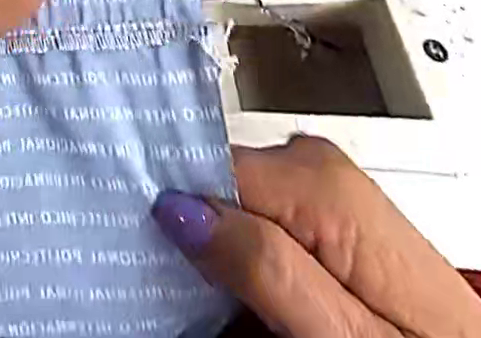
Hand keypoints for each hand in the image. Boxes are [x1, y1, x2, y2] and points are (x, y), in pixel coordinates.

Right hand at [153, 137, 480, 337]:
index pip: (210, 164)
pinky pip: (257, 199)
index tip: (143, 235)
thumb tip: (181, 209)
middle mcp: (316, 160)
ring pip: (234, 188)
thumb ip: (261, 265)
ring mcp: (320, 174)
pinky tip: (238, 270)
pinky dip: (238, 232)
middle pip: (219, 173)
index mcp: (318, 181)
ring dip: (214, 231)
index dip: (173, 201)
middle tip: (181, 280)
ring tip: (209, 285)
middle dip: (194, 220)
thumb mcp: (337, 335)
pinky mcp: (322, 194)